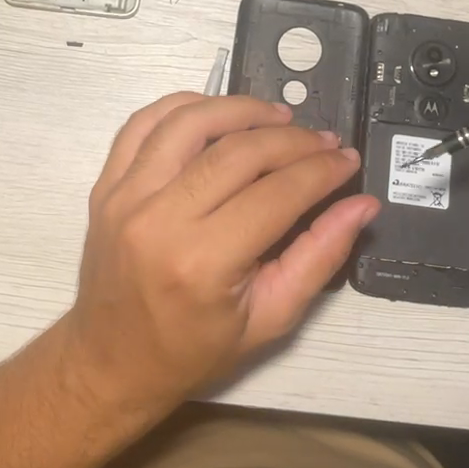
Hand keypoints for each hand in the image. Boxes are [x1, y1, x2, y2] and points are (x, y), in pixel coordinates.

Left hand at [57, 94, 380, 412]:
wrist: (112, 361)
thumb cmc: (193, 349)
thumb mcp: (270, 320)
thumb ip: (320, 257)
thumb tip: (362, 205)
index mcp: (202, 263)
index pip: (276, 194)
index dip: (321, 171)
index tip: (349, 160)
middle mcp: (158, 220)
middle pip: (237, 151)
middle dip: (293, 140)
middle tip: (325, 141)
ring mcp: (125, 197)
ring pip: (189, 123)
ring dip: (241, 109)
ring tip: (279, 117)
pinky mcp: (106, 185)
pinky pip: (143, 123)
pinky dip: (184, 106)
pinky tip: (218, 113)